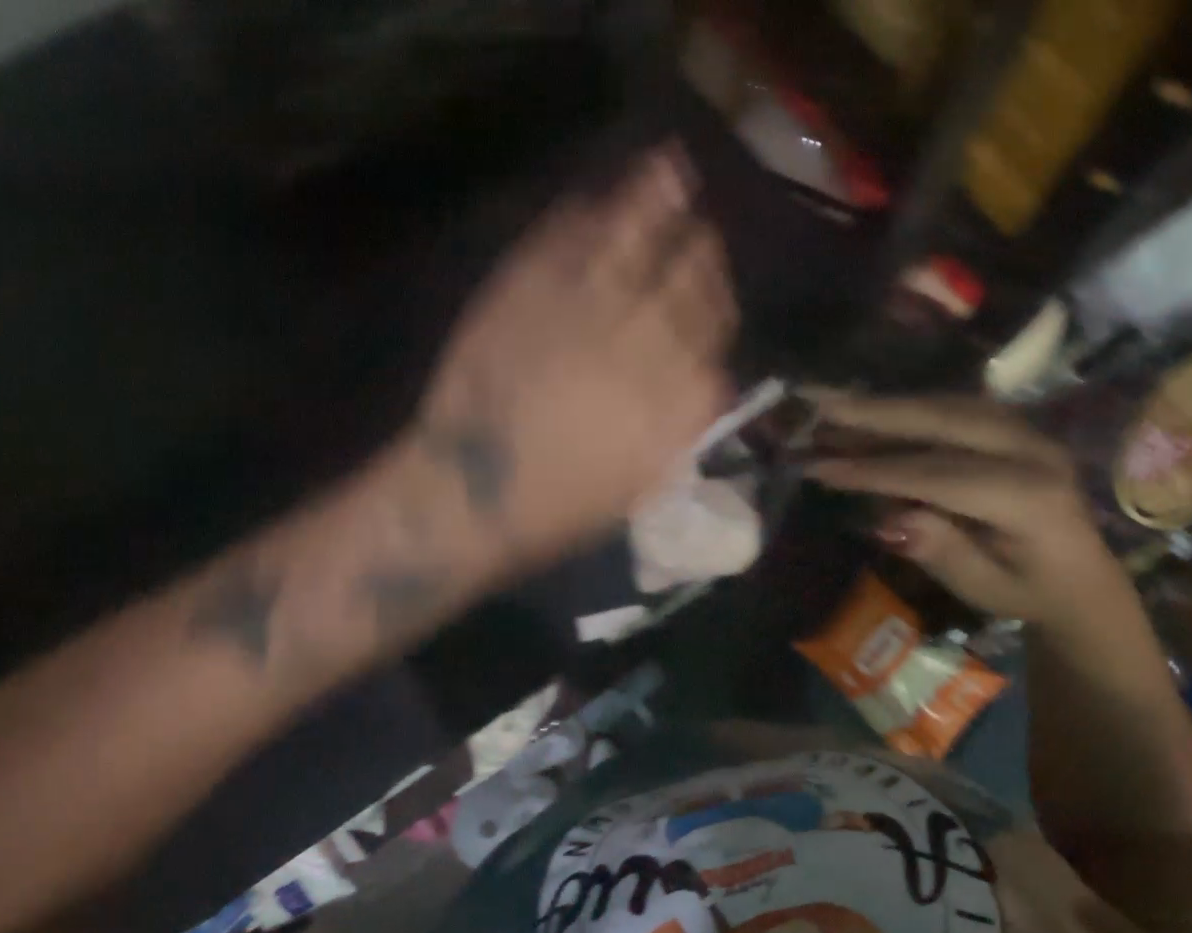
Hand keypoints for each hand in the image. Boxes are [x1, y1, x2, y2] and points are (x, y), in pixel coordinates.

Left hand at [417, 143, 738, 563]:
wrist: (474, 493)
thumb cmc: (564, 505)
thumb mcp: (647, 479)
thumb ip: (686, 423)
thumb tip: (713, 377)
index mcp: (681, 392)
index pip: (715, 324)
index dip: (717, 295)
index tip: (717, 279)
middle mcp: (645, 338)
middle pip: (684, 277)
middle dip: (697, 249)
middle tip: (699, 232)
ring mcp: (586, 306)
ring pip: (633, 243)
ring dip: (654, 203)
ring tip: (669, 168)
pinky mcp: (530, 290)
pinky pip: (568, 240)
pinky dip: (586, 216)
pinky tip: (598, 199)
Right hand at [803, 392, 1126, 625]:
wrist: (1081, 580)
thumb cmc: (1027, 592)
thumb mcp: (982, 588)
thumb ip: (943, 550)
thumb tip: (892, 518)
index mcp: (1028, 497)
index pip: (938, 474)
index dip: (876, 470)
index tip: (821, 468)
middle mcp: (1033, 452)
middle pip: (945, 421)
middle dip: (877, 414)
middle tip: (820, 409)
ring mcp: (1028, 433)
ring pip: (949, 406)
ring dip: (890, 407)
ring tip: (835, 410)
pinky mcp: (1016, 428)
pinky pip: (958, 409)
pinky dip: (911, 410)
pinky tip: (874, 414)